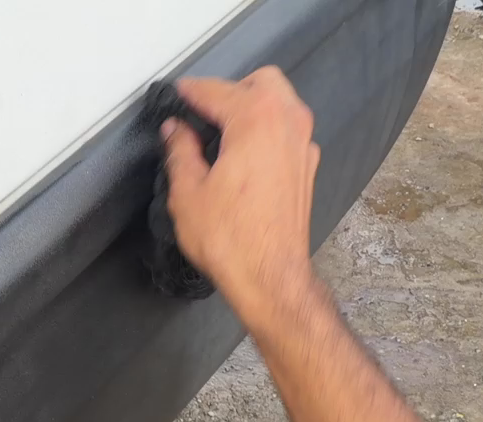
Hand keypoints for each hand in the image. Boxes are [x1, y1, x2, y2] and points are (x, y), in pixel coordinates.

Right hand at [160, 68, 321, 312]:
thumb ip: (180, 152)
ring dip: (250, 110)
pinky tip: (244, 158)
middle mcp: (287, 121)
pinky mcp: (306, 168)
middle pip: (259, 83)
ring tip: (221, 137)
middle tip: (202, 115)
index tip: (176, 95)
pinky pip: (286, 133)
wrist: (268, 276)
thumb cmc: (229, 239)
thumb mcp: (187, 194)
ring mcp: (303, 144)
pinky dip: (265, 133)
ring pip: (278, 105)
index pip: (217, 91)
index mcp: (256, 117)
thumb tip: (175, 131)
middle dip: (229, 92)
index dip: (191, 92)